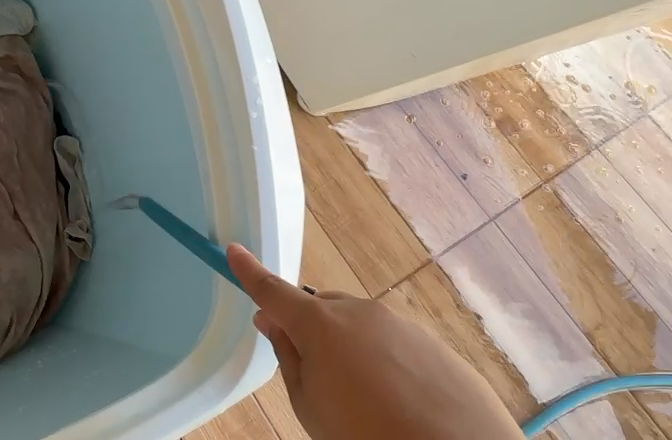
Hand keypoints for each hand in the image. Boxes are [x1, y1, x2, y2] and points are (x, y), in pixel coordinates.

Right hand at [227, 244, 521, 439]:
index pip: (272, 290)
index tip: (233, 251)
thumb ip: (288, 359)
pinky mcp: (438, 347)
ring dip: (355, 350)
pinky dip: (394, 366)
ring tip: (373, 403)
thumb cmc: (369, 436)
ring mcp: (402, 326)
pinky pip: (400, 346)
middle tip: (323, 379)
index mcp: (318, 324)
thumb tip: (274, 323)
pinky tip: (408, 406)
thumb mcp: (311, 409)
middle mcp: (358, 312)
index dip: (249, 271)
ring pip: (362, 328)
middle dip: (314, 331)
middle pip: (321, 310)